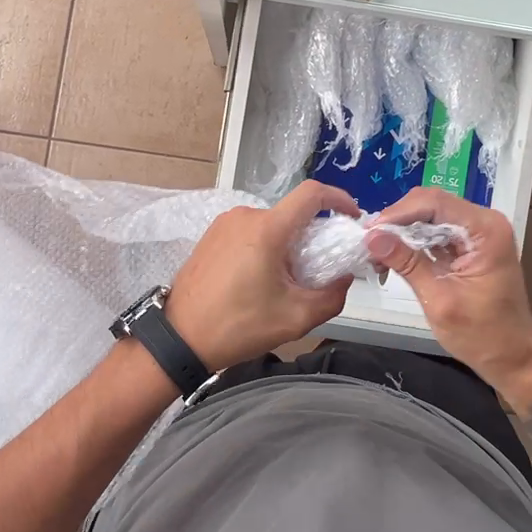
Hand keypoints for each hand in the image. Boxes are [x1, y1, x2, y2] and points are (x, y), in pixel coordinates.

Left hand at [165, 181, 361, 370]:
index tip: (351, 217)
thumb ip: (332, 296)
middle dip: (311, 237)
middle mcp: (245, 216)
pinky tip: (260, 279)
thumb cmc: (237, 326)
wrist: (180, 338)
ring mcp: (225, 223)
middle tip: (318, 270)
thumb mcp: (295, 318)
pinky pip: (249, 232)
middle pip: (291, 215)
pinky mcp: (212, 235)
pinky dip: (264, 248)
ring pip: (270, 225)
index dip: (339, 198)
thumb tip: (344, 278)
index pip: (311, 193)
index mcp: (267, 228)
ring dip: (286, 246)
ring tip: (285, 282)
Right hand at [366, 188, 531, 404]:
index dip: (398, 213)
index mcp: (485, 230)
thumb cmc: (483, 335)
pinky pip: (436, 232)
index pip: (434, 203)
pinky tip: (394, 256)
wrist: (515, 358)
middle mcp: (484, 222)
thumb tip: (371, 236)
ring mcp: (478, 232)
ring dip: (403, 230)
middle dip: (398, 220)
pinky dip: (414, 241)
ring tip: (376, 250)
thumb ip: (407, 264)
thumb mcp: (439, 300)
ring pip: (430, 215)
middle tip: (369, 241)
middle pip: (431, 204)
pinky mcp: (470, 245)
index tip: (369, 231)